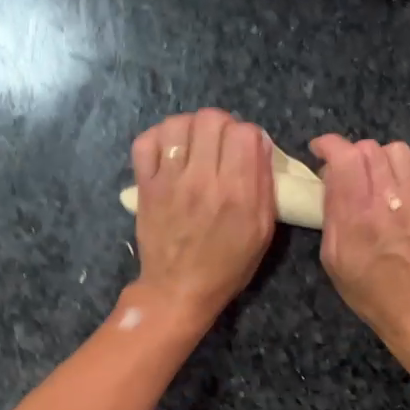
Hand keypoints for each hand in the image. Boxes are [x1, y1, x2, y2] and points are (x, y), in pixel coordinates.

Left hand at [128, 109, 276, 327]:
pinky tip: (170, 150)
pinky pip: (146, 141)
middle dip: (222, 126)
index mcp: (237, 192)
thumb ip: (265, 186)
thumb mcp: (262, 231)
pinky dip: (159, 138)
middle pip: (212, 119)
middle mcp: (203, 179)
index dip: (249, 136)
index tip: (247, 151)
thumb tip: (260, 144)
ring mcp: (169, 180)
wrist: (178, 290)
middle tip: (221, 146)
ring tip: (196, 146)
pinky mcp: (145, 185)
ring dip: (191, 128)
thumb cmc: (227, 266)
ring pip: (178, 123)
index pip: (245, 132)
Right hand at [311, 134, 409, 338]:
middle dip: (351, 153)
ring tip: (374, 176)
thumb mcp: (332, 257)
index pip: (345, 156)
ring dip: (379, 157)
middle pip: (368, 148)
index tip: (319, 151)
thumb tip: (330, 180)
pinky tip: (398, 182)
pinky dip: (407, 164)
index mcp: (356, 214)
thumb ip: (331, 213)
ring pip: (396, 149)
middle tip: (345, 172)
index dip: (328, 144)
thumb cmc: (365, 287)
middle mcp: (386, 197)